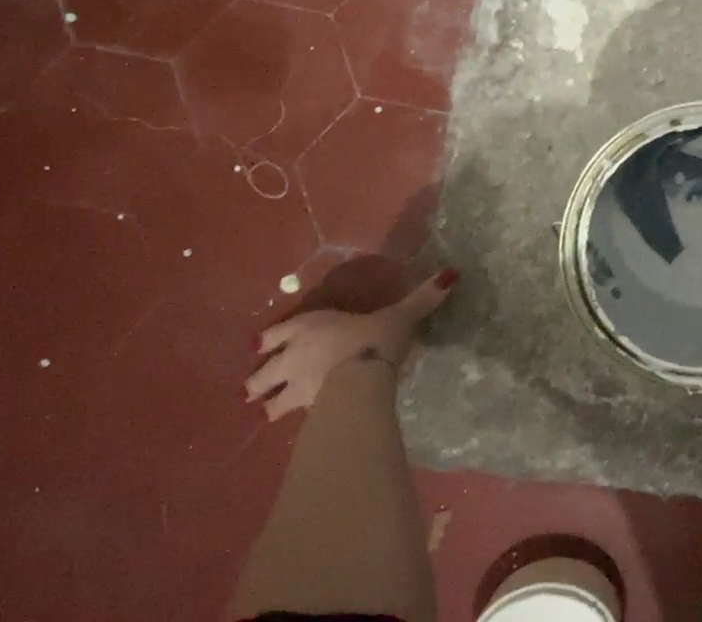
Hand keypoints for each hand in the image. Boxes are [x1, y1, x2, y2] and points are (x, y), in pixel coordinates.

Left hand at [243, 269, 456, 419]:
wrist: (363, 381)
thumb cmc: (374, 339)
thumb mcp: (400, 315)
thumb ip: (422, 298)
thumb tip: (450, 274)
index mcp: (308, 327)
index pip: (274, 333)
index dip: (267, 340)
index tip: (257, 346)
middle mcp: (294, 358)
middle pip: (263, 373)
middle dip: (257, 381)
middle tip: (250, 391)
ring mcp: (297, 389)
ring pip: (271, 402)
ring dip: (268, 406)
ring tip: (266, 413)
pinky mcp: (309, 413)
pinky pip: (294, 420)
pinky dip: (294, 422)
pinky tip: (301, 427)